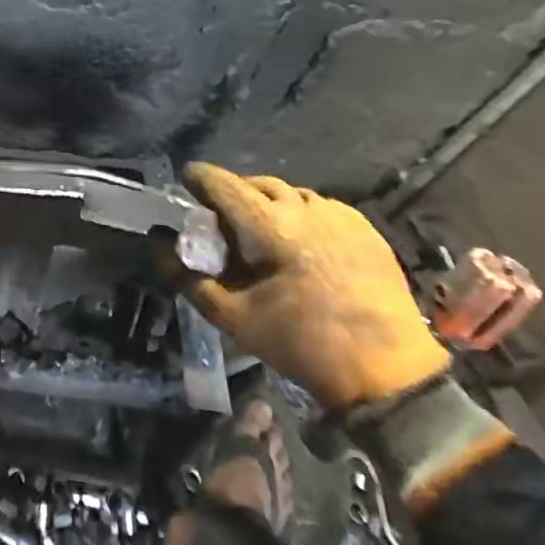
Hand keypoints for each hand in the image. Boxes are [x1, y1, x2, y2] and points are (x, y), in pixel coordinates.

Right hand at [178, 163, 450, 412]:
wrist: (385, 366)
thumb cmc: (303, 344)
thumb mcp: (238, 319)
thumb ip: (192, 280)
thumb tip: (159, 247)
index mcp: (272, 226)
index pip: (227, 186)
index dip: (202, 178)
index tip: (188, 179)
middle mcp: (306, 207)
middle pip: (261, 184)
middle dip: (237, 192)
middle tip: (224, 215)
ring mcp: (339, 213)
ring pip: (293, 194)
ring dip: (272, 203)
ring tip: (265, 231)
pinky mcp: (364, 225)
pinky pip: (323, 207)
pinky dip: (304, 215)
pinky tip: (304, 243)